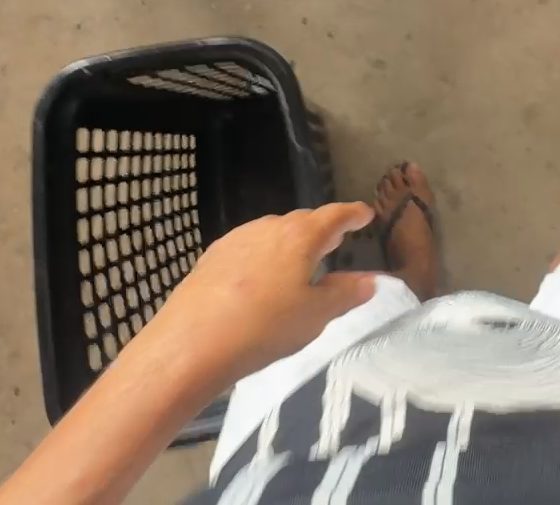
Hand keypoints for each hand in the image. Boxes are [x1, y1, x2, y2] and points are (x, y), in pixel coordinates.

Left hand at [145, 202, 380, 383]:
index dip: (353, 214)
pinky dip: (263, 257)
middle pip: (303, 221)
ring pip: (273, 233)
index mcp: (301, 236)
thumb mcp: (314, 316)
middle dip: (321, 230)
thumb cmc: (263, 328)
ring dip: (290, 244)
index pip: (335, 215)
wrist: (188, 345)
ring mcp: (237, 239)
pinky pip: (249, 247)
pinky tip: (258, 282)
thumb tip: (371, 280)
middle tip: (334, 244)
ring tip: (297, 266)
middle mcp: (269, 227)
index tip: (365, 214)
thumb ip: (345, 294)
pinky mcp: (212, 256)